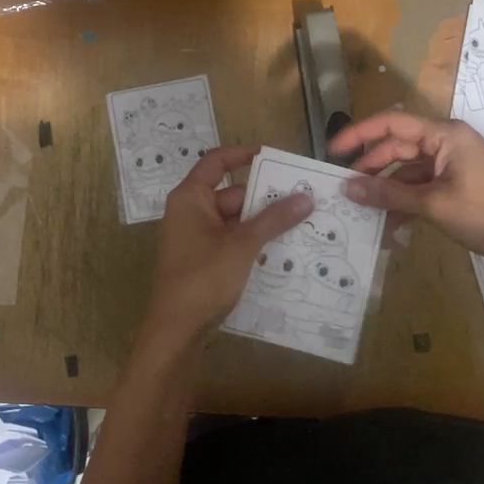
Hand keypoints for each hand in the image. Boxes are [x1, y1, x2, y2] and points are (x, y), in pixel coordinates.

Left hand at [141, 147, 312, 348]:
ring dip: (263, 223)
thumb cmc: (204, 277)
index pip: (216, 162)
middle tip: (304, 199)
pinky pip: (232, 240)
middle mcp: (190, 211)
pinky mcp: (203, 259)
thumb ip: (274, 219)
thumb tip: (306, 197)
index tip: (273, 157)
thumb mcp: (242, 245)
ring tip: (303, 223)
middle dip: (265, 198)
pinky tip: (283, 250)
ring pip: (235, 220)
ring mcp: (196, 237)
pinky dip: (253, 242)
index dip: (242, 155)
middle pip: (232, 194)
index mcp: (191, 197)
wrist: (177, 328)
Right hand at [329, 112, 483, 276]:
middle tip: (344, 189)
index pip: (391, 124)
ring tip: (363, 211)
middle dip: (370, 167)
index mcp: (444, 135)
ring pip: (408, 170)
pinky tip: (391, 225)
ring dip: (387, 190)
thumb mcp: (434, 204)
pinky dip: (406, 202)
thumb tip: (348, 186)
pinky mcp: (460, 185)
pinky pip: (423, 186)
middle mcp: (448, 143)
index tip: (331, 152)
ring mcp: (455, 165)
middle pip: (397, 147)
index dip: (358, 134)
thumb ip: (388, 194)